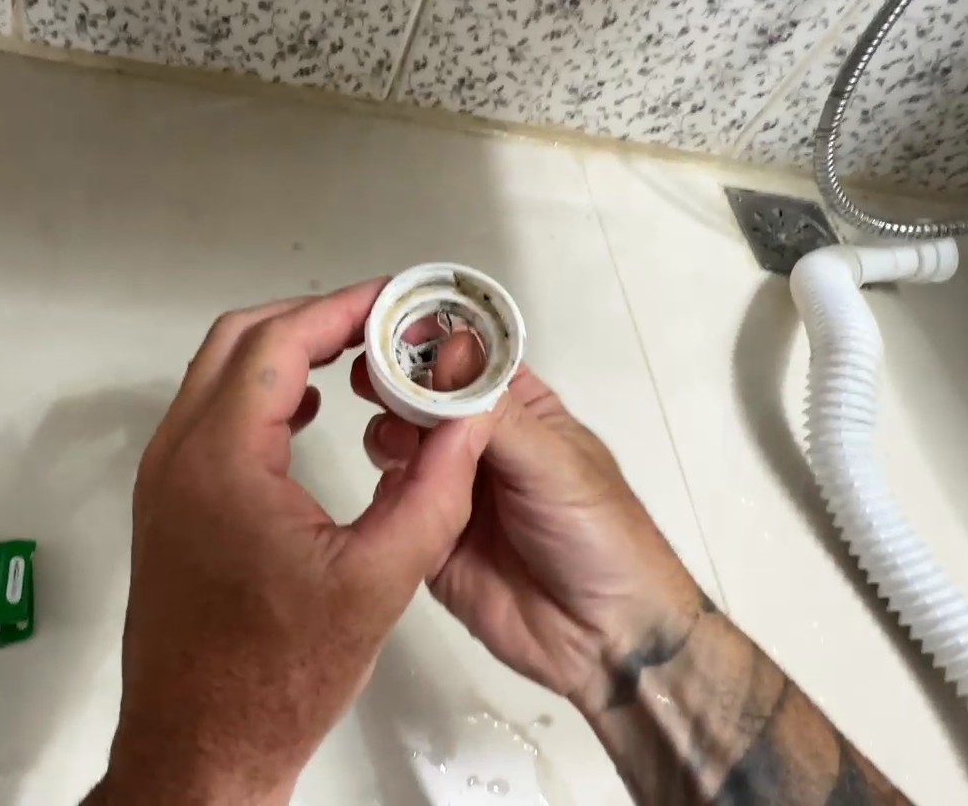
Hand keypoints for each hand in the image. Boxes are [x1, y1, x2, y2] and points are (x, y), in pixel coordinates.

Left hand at [89, 280, 496, 805]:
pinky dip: (259, 388)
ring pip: (219, 368)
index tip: (394, 300)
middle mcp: (178, 448)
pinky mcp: (167, 494)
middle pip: (241, 337)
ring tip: (352, 354)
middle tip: (378, 324)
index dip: (342, 310)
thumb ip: (432, 493)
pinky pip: (211, 410)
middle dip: (312, 317)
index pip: (279, 342)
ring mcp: (164, 470)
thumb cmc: (282, 672)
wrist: (199, 745)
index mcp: (221, 456)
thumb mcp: (377, 583)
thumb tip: (467, 421)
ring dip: (283, 348)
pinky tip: (305, 410)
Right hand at [353, 341, 705, 712]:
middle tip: (367, 377)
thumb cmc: (595, 533)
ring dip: (390, 429)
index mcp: (514, 410)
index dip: (430, 339)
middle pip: (423, 393)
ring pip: (400, 435)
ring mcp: (448, 481)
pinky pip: (393, 491)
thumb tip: (449, 346)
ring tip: (397, 443)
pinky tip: (397, 484)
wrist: (600, 640)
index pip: (466, 359)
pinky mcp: (426, 525)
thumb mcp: (553, 463)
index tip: (389, 327)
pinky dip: (388, 481)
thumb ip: (494, 412)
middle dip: (396, 381)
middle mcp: (474, 438)